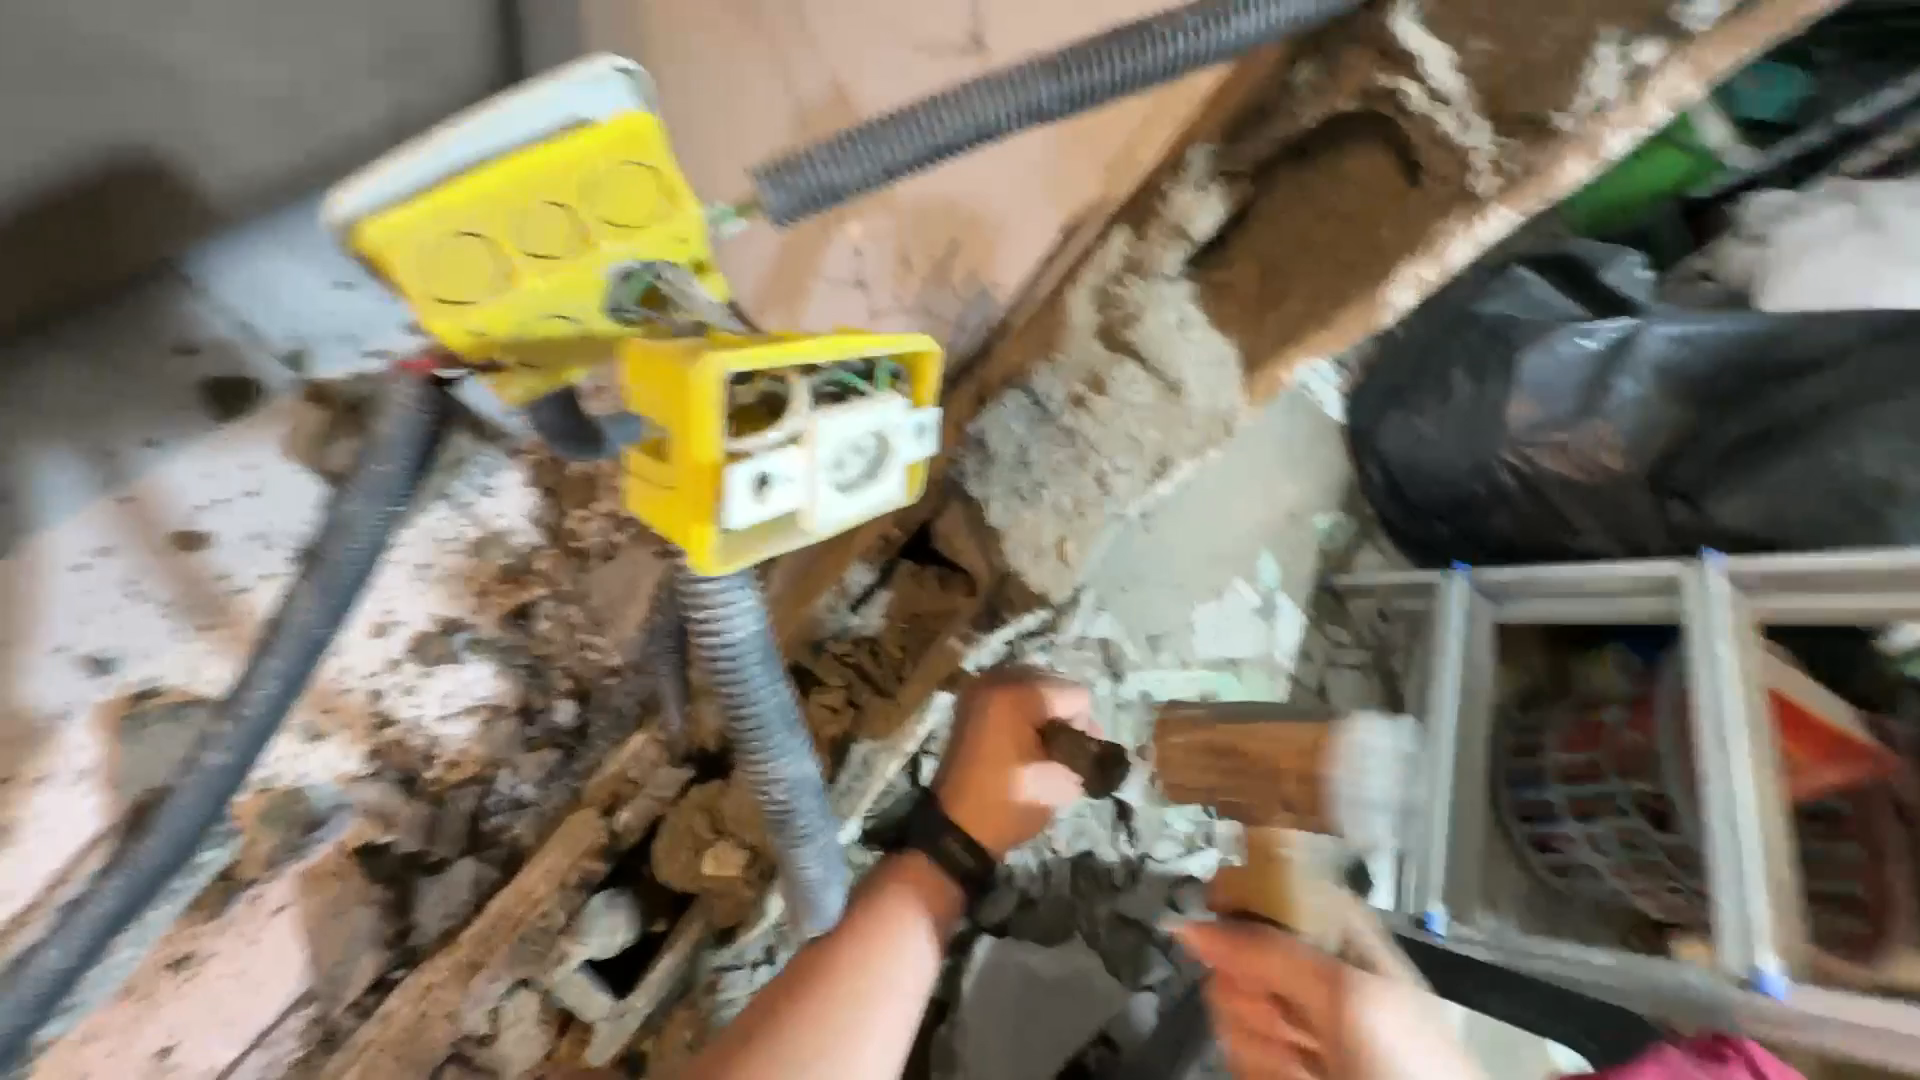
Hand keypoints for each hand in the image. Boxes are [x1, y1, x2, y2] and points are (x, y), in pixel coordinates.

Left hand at [934, 668, 1092, 858]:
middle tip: (1069, 743)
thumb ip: (1080, 745)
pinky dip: (1024, 710)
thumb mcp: (1057, 778)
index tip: (1081, 749)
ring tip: (1047, 742)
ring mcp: (977, 690)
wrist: (957, 828)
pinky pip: (1009, 693)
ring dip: (1044, 708)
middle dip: (1064, 710)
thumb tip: (1085, 730)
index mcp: (1014, 695)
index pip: (1073, 693)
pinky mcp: (970, 704)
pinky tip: (1027, 737)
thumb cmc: (1009, 801)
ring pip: (1030, 685)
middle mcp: (993, 681)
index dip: (1083, 721)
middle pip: (1050, 681)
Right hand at [1172, 916, 1483, 1079]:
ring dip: (1256, 1035)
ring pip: (1229, 1001)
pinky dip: (1259, 1065)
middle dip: (1248, 985)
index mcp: (1336, 935)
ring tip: (1301, 1063)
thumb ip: (1266, 951)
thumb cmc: (1406, 1065)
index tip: (1222, 912)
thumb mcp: (1346, 995)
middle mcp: (1308, 971)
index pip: (1270, 887)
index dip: (1239, 894)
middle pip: (1236, 948)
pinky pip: (1235, 1046)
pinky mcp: (1276, 1061)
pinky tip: (1294, 1078)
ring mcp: (1292, 1021)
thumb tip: (1186, 926)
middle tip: (1281, 1015)